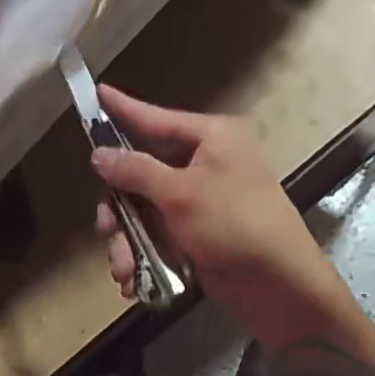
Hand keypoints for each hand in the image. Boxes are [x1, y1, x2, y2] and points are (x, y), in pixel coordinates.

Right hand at [91, 86, 359, 345]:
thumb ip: (135, 171)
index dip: (124, 109)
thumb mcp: (181, 193)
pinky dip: (142, 258)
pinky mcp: (194, 236)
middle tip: (105, 228)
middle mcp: (203, 165)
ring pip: (143, 213)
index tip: (97, 92)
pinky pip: (155, 238)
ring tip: (124, 270)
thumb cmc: (234, 223)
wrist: (277, 282)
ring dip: (127, 243)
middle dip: (118, 209)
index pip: (157, 119)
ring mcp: (198, 202)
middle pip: (141, 174)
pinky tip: (133, 280)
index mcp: (210, 139)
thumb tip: (99, 154)